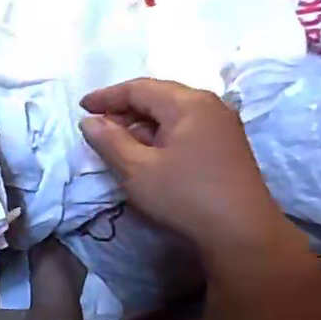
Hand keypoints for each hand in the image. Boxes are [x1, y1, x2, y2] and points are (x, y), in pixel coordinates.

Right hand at [78, 79, 294, 261]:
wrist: (239, 230)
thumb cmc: (183, 195)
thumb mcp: (135, 169)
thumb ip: (109, 140)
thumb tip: (90, 121)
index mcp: (188, 104)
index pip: (139, 88)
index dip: (106, 96)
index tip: (81, 107)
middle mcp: (209, 105)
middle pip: (158, 95)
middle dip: (123, 107)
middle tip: (96, 124)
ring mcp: (221, 124)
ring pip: (172, 111)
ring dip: (140, 121)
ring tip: (116, 139)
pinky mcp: (225, 143)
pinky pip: (184, 125)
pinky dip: (158, 131)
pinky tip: (145, 150)